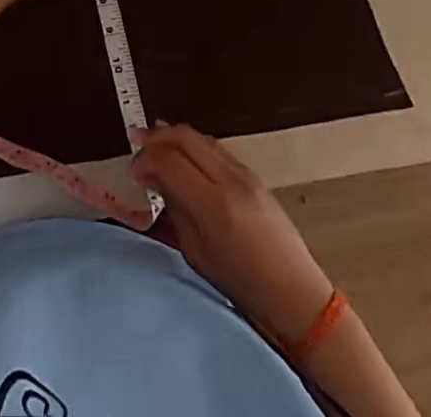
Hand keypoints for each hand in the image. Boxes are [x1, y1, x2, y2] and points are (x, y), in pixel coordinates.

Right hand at [132, 121, 334, 346]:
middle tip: (136, 142)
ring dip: (173, 136)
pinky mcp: (254, 178)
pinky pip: (215, 148)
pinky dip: (192, 145)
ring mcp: (247, 176)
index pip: (168, 160)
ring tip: (153, 142)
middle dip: (155, 137)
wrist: (296, 294)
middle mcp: (232, 182)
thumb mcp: (194, 250)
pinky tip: (181, 153)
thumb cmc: (241, 282)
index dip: (144, 160)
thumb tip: (155, 180)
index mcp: (214, 205)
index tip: (133, 172)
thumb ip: (174, 208)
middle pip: (184, 137)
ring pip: (201, 137)